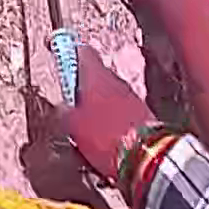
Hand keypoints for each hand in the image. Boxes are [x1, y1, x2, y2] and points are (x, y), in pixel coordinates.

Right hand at [60, 48, 151, 179]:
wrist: (150, 159)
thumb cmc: (105, 135)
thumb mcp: (74, 126)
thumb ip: (64, 112)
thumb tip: (62, 107)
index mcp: (95, 75)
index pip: (81, 51)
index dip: (68, 50)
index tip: (58, 52)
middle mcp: (115, 80)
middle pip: (95, 74)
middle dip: (83, 87)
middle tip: (71, 103)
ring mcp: (133, 97)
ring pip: (110, 94)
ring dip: (99, 105)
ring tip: (88, 127)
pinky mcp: (145, 116)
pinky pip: (123, 111)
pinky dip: (113, 119)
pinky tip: (107, 138)